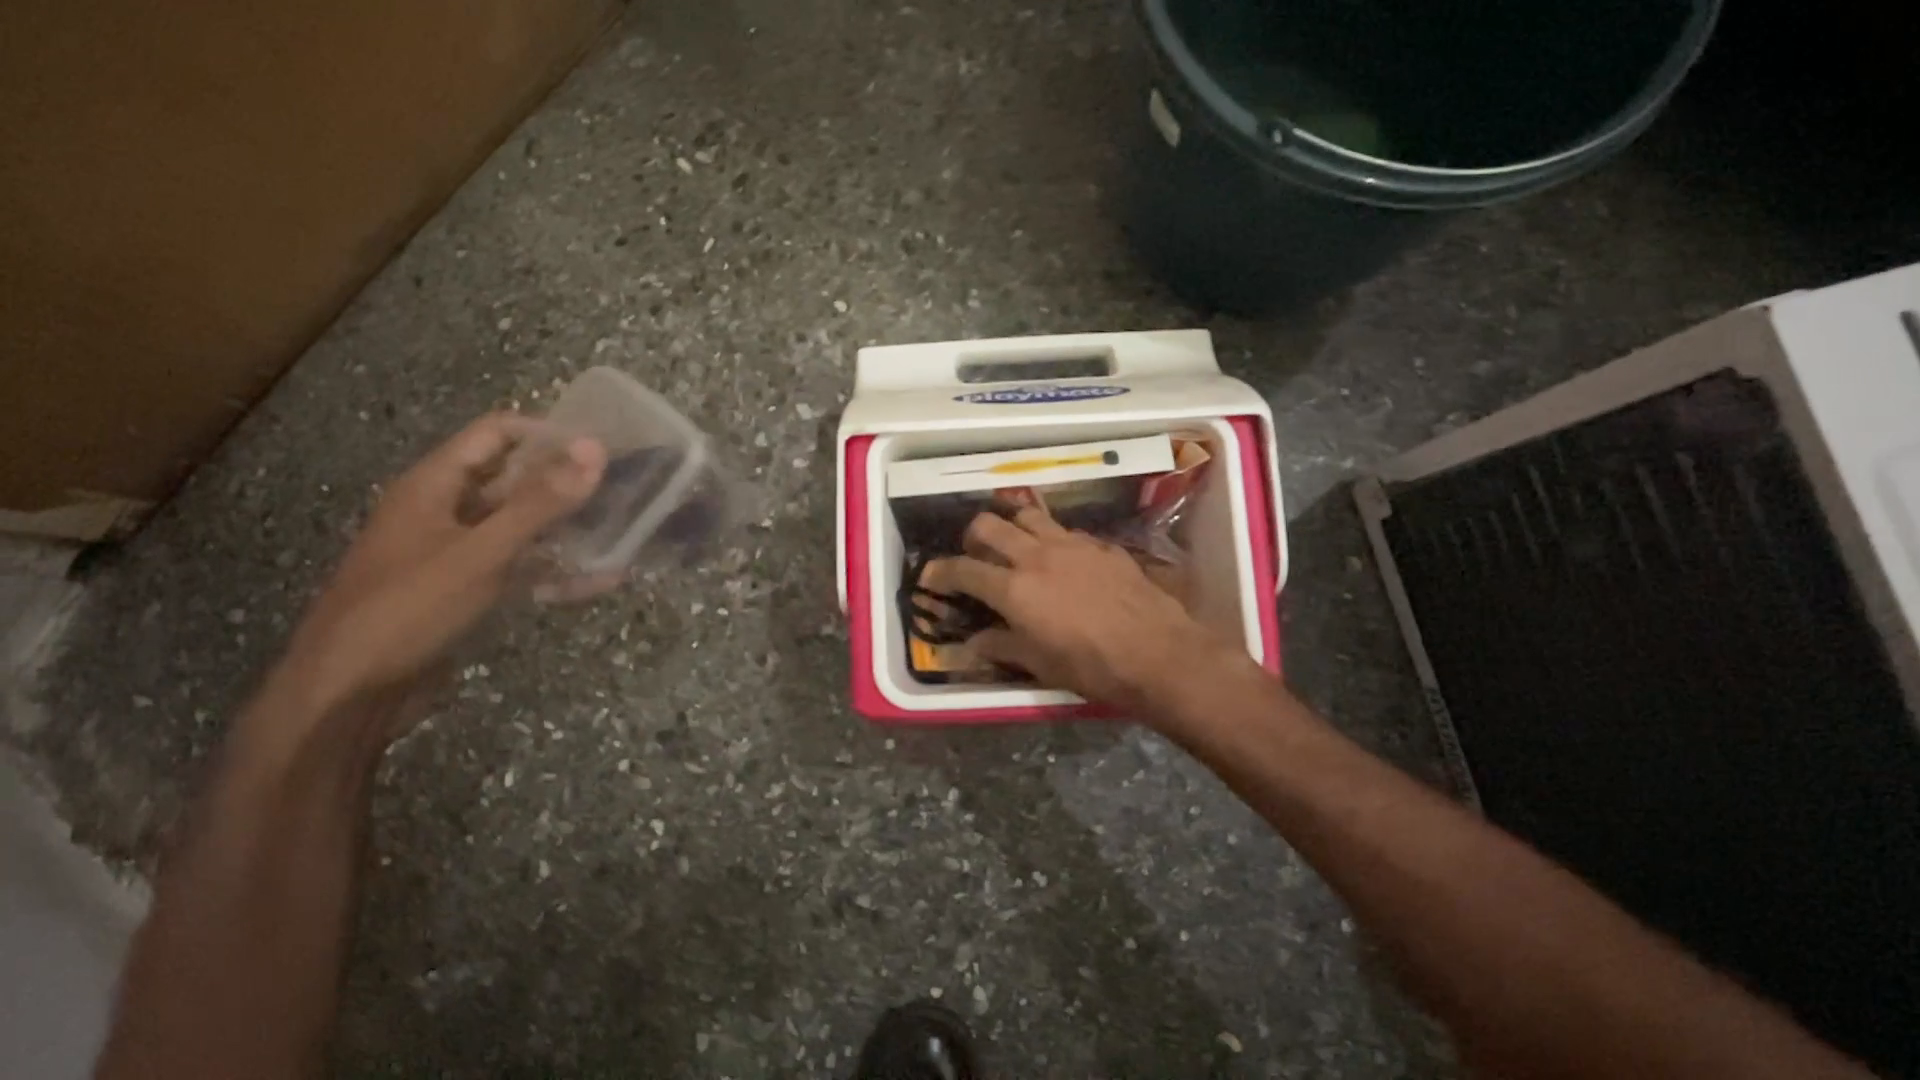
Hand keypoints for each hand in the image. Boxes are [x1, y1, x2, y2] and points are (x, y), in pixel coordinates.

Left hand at [274, 413, 605, 732]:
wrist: (349, 693)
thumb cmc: (409, 609)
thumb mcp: (481, 552)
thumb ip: (539, 502)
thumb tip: (594, 448)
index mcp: (433, 485)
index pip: (496, 434)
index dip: (547, 433)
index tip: (604, 447)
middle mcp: (442, 511)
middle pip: (511, 480)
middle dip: (565, 482)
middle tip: (624, 488)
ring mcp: (453, 554)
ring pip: (518, 527)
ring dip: (565, 528)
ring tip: (623, 530)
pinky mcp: (464, 592)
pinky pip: (516, 569)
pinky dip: (553, 571)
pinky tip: (599, 580)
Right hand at [923, 505, 1247, 710]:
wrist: (1159, 654)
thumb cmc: (1093, 667)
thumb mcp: (1040, 665)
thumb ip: (1001, 646)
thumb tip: (970, 644)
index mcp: (1014, 588)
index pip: (963, 570)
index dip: (940, 572)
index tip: (930, 577)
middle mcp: (1037, 555)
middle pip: (989, 525)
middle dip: (971, 537)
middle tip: (972, 555)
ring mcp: (1072, 544)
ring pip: (1028, 514)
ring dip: (1011, 525)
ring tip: (1012, 544)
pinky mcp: (1101, 545)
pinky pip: (1064, 530)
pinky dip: (1050, 538)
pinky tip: (1059, 559)